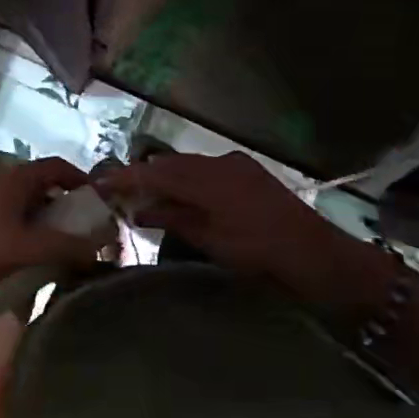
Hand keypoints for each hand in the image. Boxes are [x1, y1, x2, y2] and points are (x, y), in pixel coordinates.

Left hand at [0, 158, 106, 301]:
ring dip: (45, 223)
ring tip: (57, 249)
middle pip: (44, 187)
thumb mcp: (26, 248)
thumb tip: (99, 248)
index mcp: (17, 179)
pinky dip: (25, 232)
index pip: (59, 166)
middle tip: (82, 232)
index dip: (82, 180)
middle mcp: (2, 182)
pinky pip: (9, 220)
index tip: (98, 203)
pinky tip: (26, 258)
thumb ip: (65, 247)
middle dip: (66, 208)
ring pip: (26, 206)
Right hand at [102, 152, 391, 318]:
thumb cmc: (260, 254)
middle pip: (172, 164)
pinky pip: (208, 171)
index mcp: (209, 178)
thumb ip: (174, 219)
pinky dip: (189, 182)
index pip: (157, 172)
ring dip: (167, 178)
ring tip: (145, 195)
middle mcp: (220, 162)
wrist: (317, 255)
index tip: (101, 183)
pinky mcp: (249, 173)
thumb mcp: (212, 241)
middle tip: (119, 190)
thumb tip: (141, 210)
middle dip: (144, 175)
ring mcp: (237, 165)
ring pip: (190, 166)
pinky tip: (180, 197)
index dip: (127, 177)